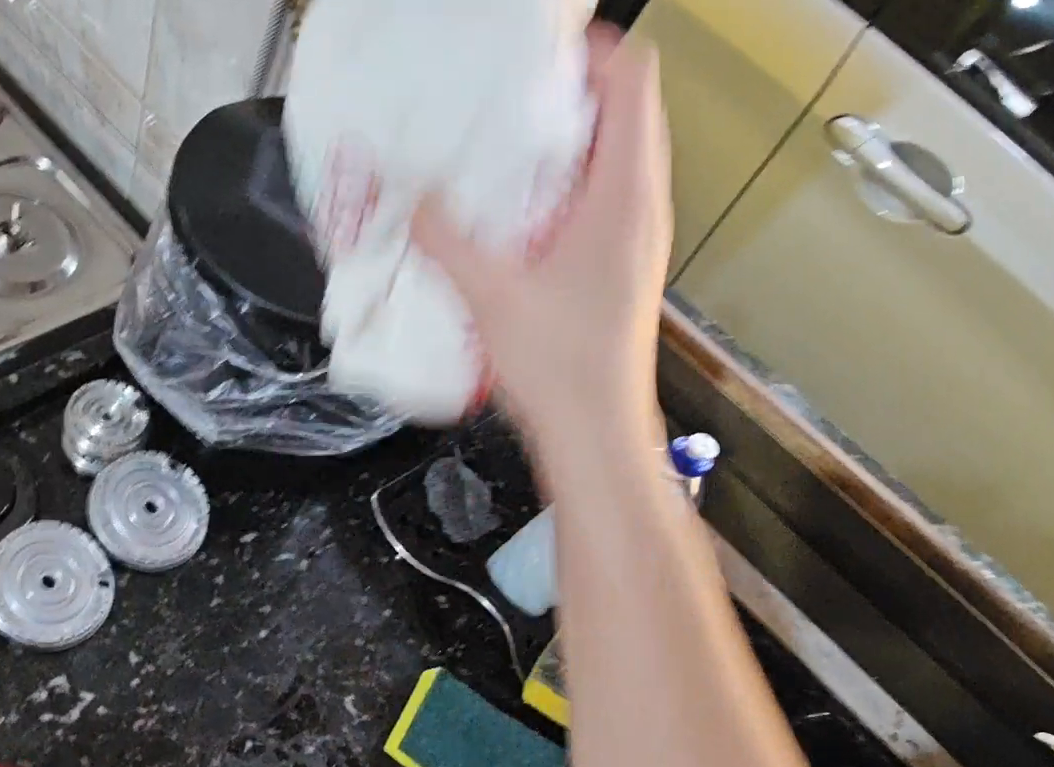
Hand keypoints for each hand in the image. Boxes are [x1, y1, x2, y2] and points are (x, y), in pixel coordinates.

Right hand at [411, 27, 672, 458]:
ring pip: (607, 161)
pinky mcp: (614, 265)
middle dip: (565, 97)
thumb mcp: (492, 294)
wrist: (594, 427)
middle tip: (504, 101)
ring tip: (499, 151)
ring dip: (559, 147)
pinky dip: (557, 191)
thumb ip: (448, 241)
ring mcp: (631, 237)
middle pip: (620, 116)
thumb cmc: (563, 365)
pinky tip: (508, 215)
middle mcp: (639, 207)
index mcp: (623, 196)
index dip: (594, 53)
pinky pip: (594, 202)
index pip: (632, 85)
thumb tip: (414, 203)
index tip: (542, 52)